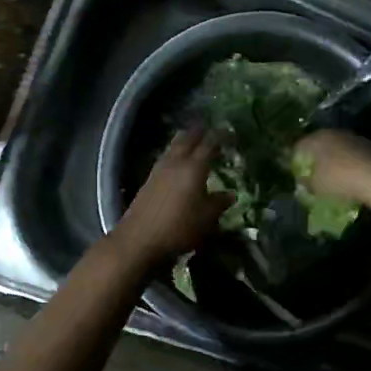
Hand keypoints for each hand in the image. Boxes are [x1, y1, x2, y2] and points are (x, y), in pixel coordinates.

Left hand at [115, 127, 229, 262]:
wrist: (139, 239)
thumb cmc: (179, 227)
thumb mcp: (206, 218)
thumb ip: (220, 202)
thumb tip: (232, 194)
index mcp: (194, 167)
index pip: (210, 143)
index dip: (221, 135)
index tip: (231, 133)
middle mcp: (176, 162)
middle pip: (188, 138)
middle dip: (201, 132)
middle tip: (212, 131)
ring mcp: (160, 169)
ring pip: (174, 145)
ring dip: (186, 140)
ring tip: (196, 141)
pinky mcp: (149, 179)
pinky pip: (167, 156)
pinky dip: (177, 152)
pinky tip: (180, 160)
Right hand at [294, 130, 370, 204]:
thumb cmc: (340, 180)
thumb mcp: (316, 186)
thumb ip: (306, 182)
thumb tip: (304, 181)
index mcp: (317, 138)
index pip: (299, 146)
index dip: (296, 160)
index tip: (297, 174)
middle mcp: (334, 132)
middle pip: (320, 144)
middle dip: (316, 158)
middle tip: (314, 175)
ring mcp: (354, 137)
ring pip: (338, 147)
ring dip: (335, 160)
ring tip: (333, 177)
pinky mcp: (370, 145)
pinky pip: (353, 154)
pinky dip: (350, 163)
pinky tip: (351, 176)